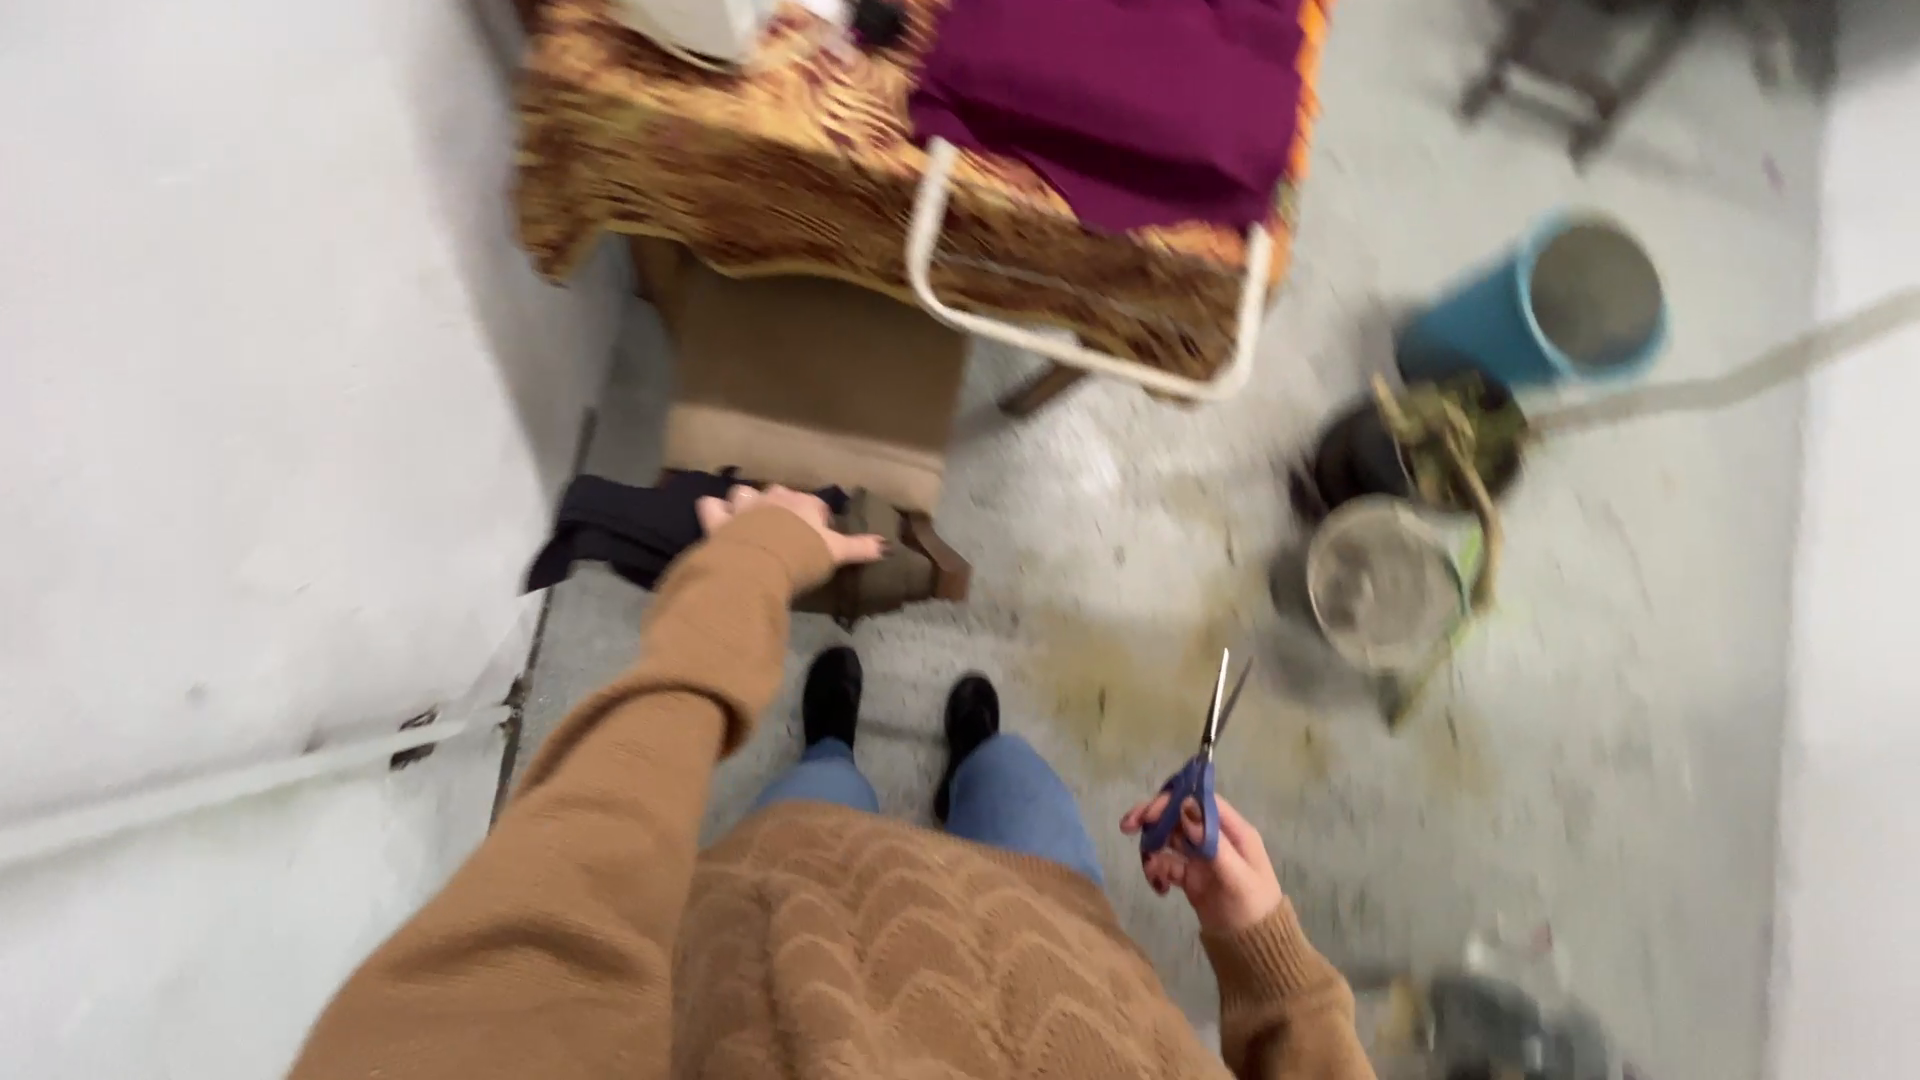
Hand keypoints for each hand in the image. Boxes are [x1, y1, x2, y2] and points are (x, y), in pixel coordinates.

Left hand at [695, 484, 888, 566]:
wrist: (758, 565)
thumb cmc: (801, 556)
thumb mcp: (836, 553)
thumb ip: (860, 548)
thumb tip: (888, 546)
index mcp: (804, 504)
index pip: (816, 505)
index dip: (818, 519)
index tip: (819, 537)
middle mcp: (774, 498)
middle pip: (781, 494)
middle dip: (782, 506)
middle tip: (785, 529)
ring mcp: (743, 507)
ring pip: (744, 493)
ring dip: (746, 502)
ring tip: (749, 517)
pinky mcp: (717, 521)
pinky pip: (710, 507)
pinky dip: (713, 510)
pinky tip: (715, 517)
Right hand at [1120, 791, 1283, 933]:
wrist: (1253, 951)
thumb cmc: (1253, 909)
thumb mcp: (1237, 876)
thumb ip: (1212, 841)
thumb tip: (1186, 805)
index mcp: (1232, 831)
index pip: (1199, 801)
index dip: (1173, 800)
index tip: (1150, 813)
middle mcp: (1214, 837)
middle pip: (1178, 814)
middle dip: (1152, 819)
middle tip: (1127, 827)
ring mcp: (1200, 855)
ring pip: (1167, 838)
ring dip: (1152, 849)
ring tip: (1150, 871)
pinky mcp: (1189, 875)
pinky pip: (1165, 863)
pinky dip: (1157, 871)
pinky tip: (1160, 888)